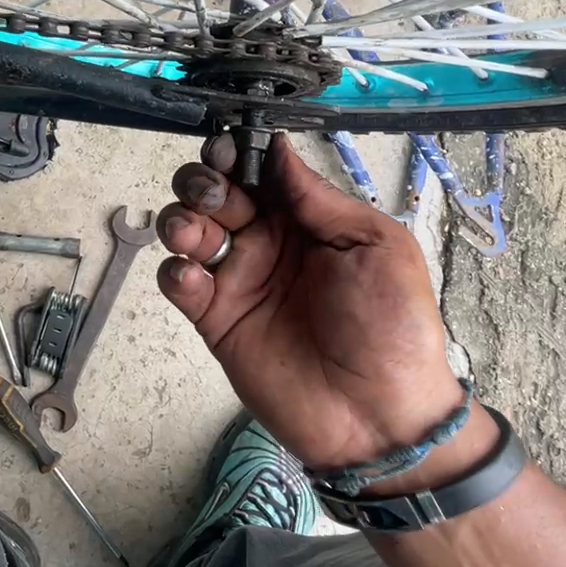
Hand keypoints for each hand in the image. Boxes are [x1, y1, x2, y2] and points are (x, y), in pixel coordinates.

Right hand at [156, 132, 490, 487]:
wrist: (380, 419)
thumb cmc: (391, 326)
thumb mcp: (376, 247)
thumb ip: (320, 198)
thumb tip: (277, 147)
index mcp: (304, 219)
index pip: (257, 171)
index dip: (235, 153)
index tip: (226, 149)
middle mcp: (264, 241)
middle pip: (212, 192)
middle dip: (201, 182)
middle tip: (215, 197)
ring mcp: (236, 279)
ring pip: (185, 230)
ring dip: (179, 219)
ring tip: (195, 235)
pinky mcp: (214, 318)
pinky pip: (177, 283)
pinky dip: (174, 271)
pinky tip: (193, 278)